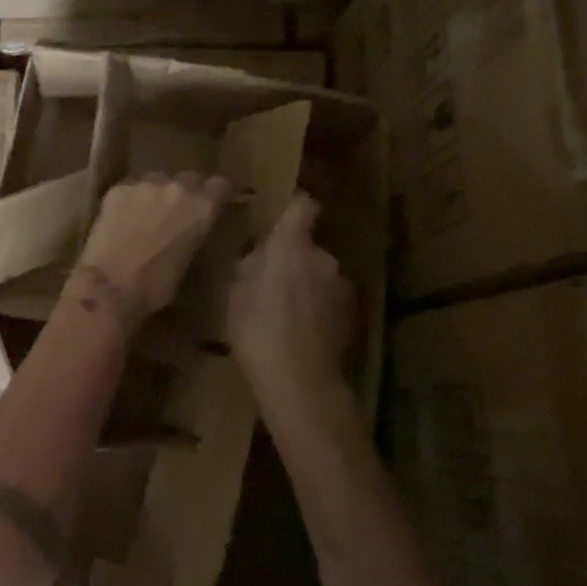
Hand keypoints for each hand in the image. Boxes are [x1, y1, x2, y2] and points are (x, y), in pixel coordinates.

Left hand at [75, 172, 231, 323]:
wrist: (111, 284)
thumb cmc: (155, 285)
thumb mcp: (187, 259)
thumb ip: (191, 234)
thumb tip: (187, 230)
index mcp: (202, 208)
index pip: (220, 185)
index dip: (215, 194)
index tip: (212, 202)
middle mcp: (177, 188)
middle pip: (188, 179)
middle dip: (184, 192)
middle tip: (174, 212)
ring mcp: (145, 185)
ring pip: (156, 179)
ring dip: (155, 193)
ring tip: (143, 213)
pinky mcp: (118, 189)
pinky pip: (129, 188)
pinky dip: (128, 199)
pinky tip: (120, 217)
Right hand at [228, 193, 355, 401]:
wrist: (300, 379)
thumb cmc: (257, 330)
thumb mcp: (235, 293)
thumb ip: (251, 265)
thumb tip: (261, 255)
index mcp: (291, 246)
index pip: (302, 207)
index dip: (293, 206)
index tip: (280, 213)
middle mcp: (323, 258)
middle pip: (307, 245)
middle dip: (290, 256)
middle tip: (266, 278)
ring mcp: (341, 285)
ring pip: (318, 273)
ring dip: (303, 282)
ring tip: (282, 308)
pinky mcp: (351, 312)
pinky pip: (327, 296)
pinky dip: (314, 304)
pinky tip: (297, 326)